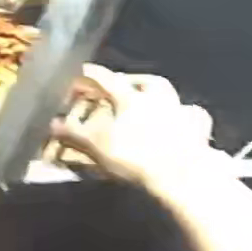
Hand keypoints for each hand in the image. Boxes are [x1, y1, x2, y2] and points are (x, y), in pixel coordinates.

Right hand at [50, 65, 217, 190]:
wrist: (183, 180)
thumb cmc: (135, 157)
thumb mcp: (97, 145)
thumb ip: (74, 132)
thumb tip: (51, 122)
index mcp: (132, 97)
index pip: (107, 78)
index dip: (91, 74)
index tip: (80, 71)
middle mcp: (159, 98)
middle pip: (144, 81)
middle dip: (129, 81)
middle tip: (118, 87)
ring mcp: (182, 114)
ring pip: (171, 96)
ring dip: (158, 96)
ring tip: (148, 102)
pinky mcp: (199, 134)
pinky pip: (194, 119)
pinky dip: (186, 117)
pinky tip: (181, 121)